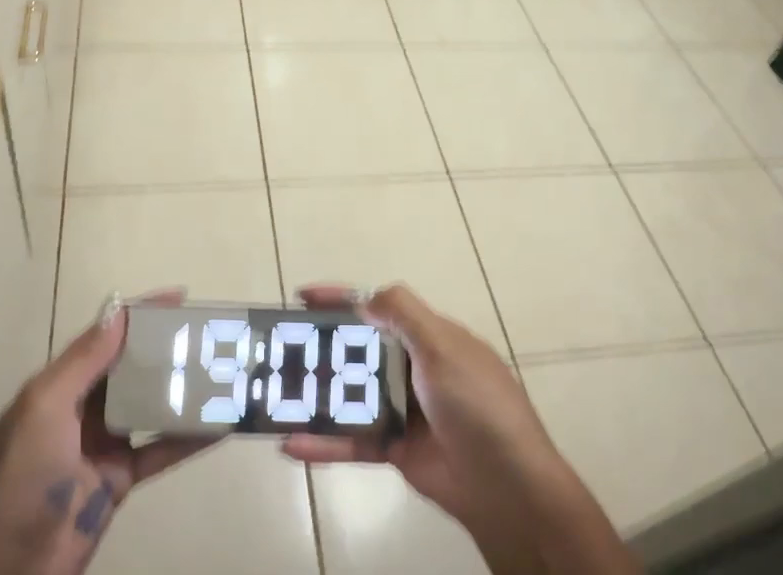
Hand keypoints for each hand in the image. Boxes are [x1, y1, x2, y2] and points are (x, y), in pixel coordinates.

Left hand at [0, 290, 216, 574]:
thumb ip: (83, 362)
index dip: (139, 314)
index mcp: (58, 386)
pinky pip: (159, 450)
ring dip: (181, 391)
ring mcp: (102, 445)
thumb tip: (118, 310)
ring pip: (149, 406)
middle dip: (166, 349)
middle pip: (131, 369)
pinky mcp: (119, 480)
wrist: (6, 565)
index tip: (179, 296)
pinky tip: (218, 426)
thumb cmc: (19, 478)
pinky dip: (188, 438)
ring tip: (221, 371)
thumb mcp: (44, 410)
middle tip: (211, 334)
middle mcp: (82, 409)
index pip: (104, 338)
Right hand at [279, 284, 559, 527]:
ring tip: (275, 394)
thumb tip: (364, 296)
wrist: (507, 485)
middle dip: (322, 347)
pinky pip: (353, 440)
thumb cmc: (477, 404)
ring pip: (352, 397)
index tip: (303, 296)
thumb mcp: (443, 347)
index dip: (344, 298)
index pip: (382, 308)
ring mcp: (405, 410)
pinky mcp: (396, 448)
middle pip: (361, 351)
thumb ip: (402, 315)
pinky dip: (324, 442)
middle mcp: (416, 369)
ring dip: (317, 396)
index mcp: (433, 338)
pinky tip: (292, 443)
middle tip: (278, 347)